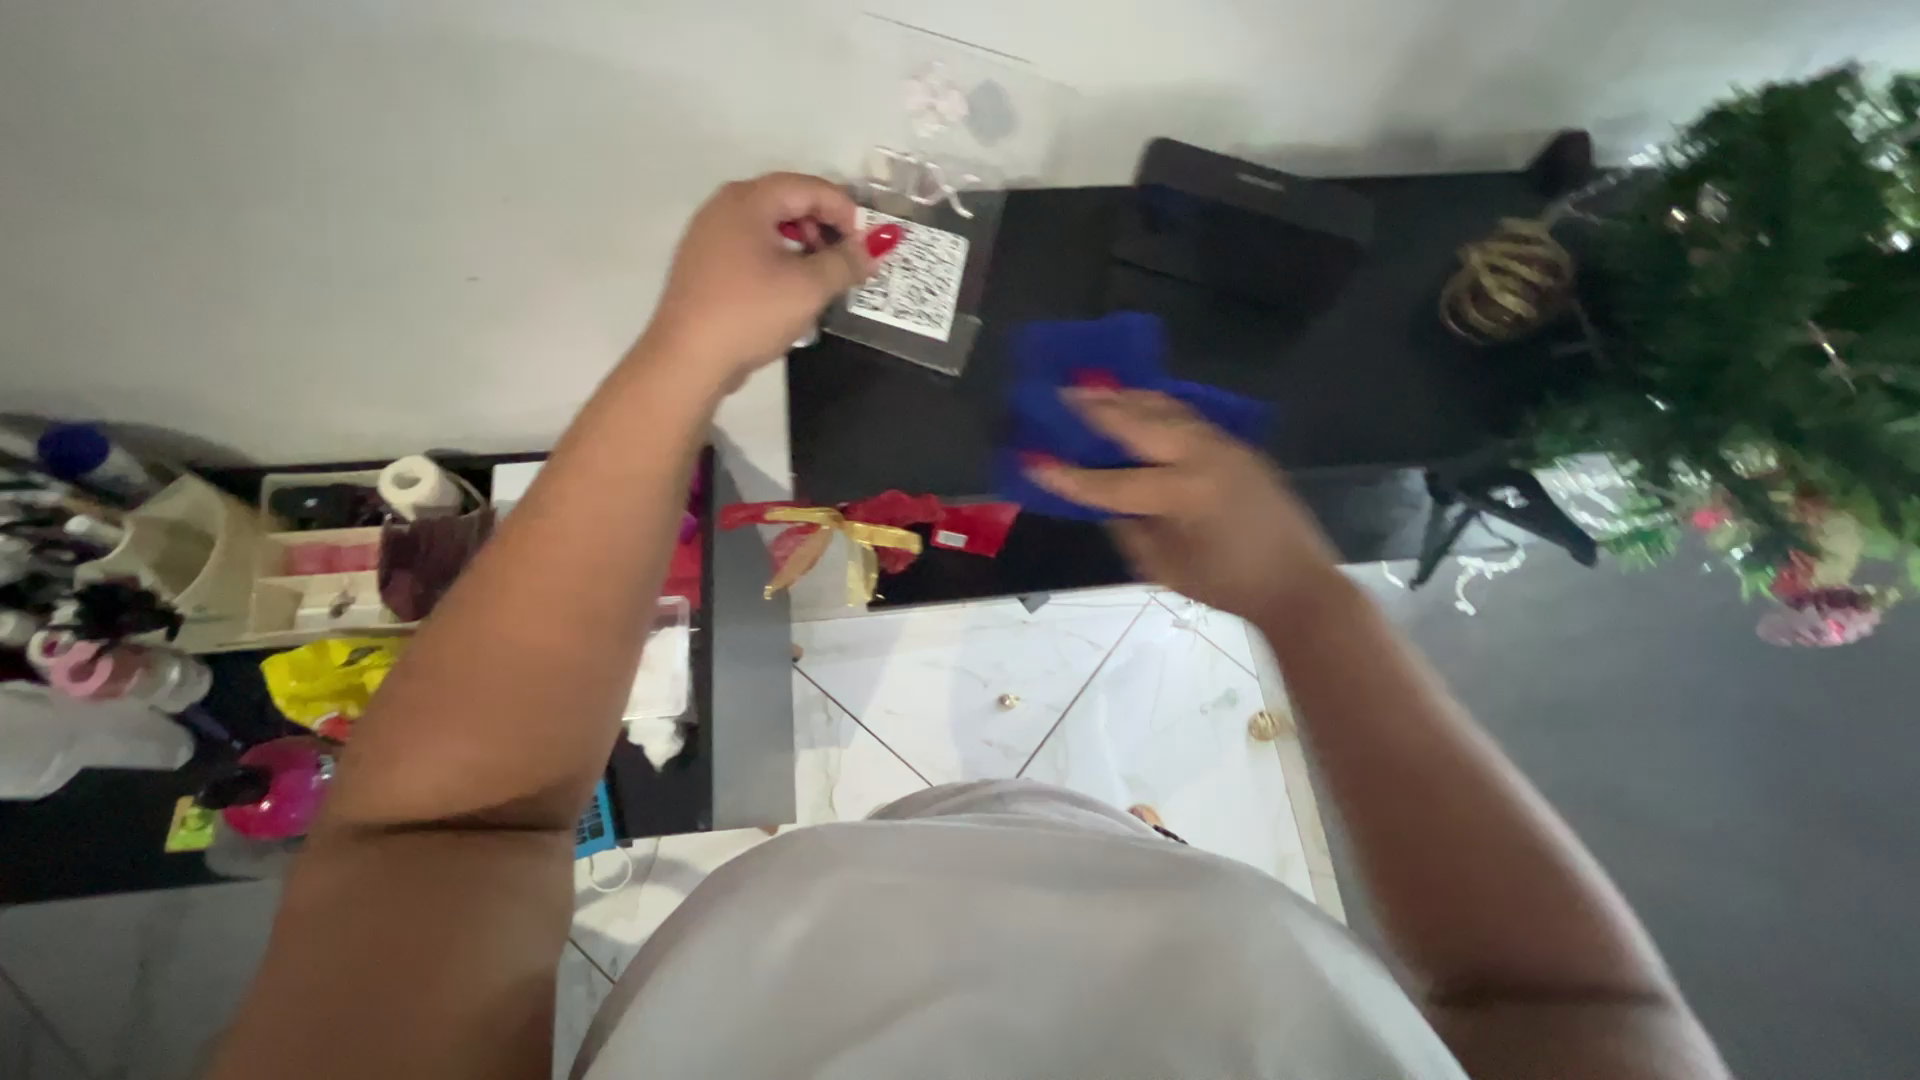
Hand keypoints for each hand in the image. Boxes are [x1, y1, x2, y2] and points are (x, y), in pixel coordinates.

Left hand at [641, 172, 901, 383]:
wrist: (688, 358)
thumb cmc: (750, 313)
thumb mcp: (808, 287)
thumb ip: (847, 261)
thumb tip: (881, 243)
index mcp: (748, 200)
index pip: (809, 187)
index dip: (845, 211)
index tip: (866, 246)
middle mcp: (724, 206)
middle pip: (787, 202)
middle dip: (824, 228)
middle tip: (846, 263)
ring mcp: (709, 235)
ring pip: (769, 226)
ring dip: (803, 246)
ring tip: (821, 280)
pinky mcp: (704, 265)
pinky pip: (751, 248)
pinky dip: (778, 259)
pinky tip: (789, 291)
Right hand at [1027, 388, 1343, 620]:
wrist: (1298, 583)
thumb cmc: (1227, 585)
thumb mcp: (1164, 567)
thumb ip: (1129, 528)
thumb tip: (1105, 501)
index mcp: (1183, 495)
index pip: (1112, 483)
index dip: (1070, 477)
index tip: (1034, 463)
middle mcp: (1203, 458)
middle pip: (1140, 423)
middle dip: (1098, 408)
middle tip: (1061, 393)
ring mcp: (1224, 446)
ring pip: (1167, 410)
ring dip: (1128, 398)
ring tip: (1095, 388)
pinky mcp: (1237, 446)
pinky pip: (1188, 416)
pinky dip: (1157, 407)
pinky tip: (1139, 404)